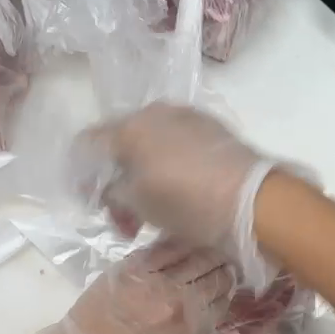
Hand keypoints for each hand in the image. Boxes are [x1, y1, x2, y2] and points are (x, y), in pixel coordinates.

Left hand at [18, 241, 235, 333]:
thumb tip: (208, 311)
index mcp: (190, 328)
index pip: (222, 299)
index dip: (230, 289)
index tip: (232, 283)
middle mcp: (177, 299)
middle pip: (212, 274)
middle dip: (223, 268)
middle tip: (226, 263)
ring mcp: (153, 278)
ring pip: (191, 255)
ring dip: (206, 252)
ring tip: (210, 249)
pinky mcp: (130, 266)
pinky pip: (162, 248)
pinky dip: (178, 244)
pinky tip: (184, 243)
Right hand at [72, 103, 286, 281]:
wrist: (253, 199)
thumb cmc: (186, 201)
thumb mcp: (137, 203)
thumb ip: (111, 192)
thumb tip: (109, 188)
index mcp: (130, 126)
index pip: (87, 143)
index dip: (81, 176)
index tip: (92, 205)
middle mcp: (156, 113)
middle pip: (120, 145)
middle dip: (116, 183)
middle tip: (126, 220)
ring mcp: (188, 117)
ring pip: (150, 146)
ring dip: (143, 179)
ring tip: (153, 215)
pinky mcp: (213, 129)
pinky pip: (177, 146)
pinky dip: (169, 169)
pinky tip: (179, 195)